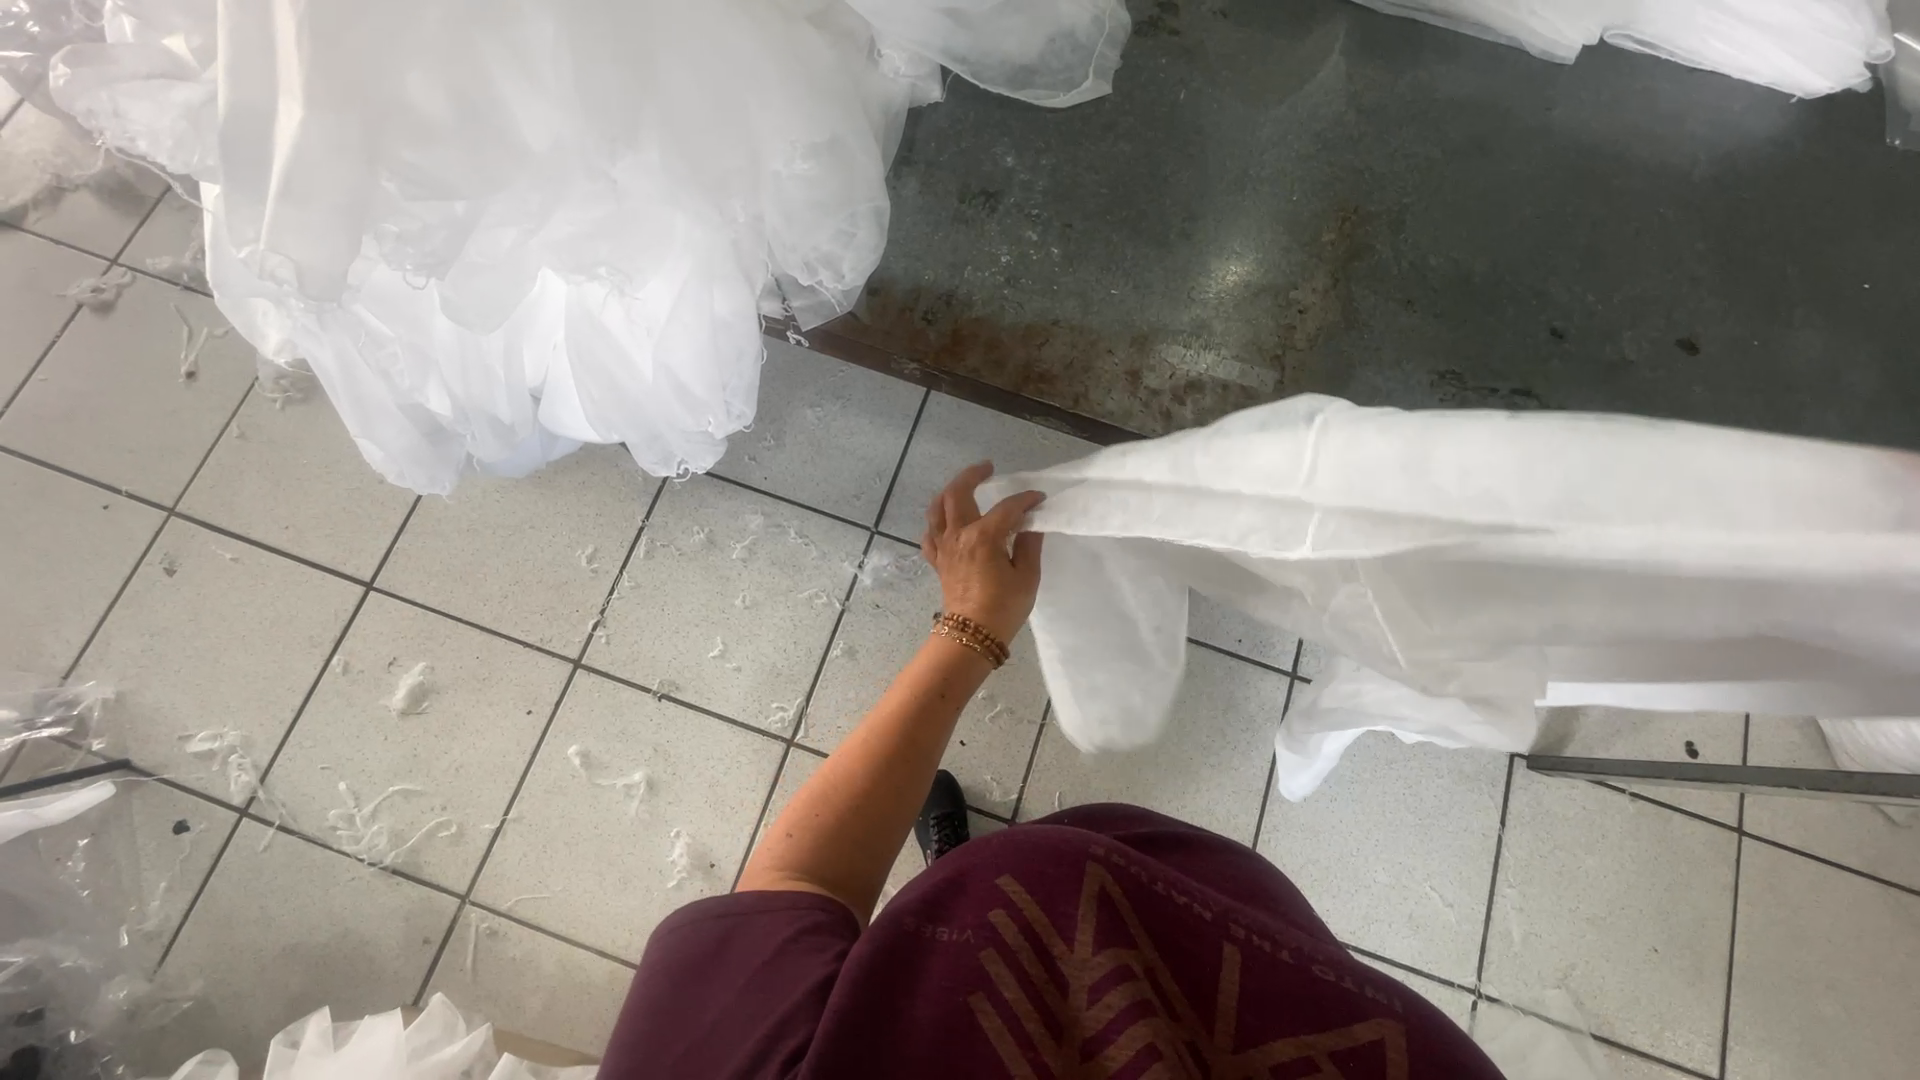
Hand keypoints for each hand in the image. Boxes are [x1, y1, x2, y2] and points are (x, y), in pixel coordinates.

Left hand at [921, 462, 1043, 643]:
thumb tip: (1030, 524)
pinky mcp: (937, 561)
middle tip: (987, 468)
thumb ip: (1029, 545)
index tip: (1039, 499)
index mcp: (983, 537)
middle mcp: (958, 536)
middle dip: (972, 475)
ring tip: (964, 486)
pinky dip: (937, 522)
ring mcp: (943, 547)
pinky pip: (930, 534)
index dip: (1025, 500)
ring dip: (949, 492)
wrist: (972, 636)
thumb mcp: (1027, 576)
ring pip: (936, 509)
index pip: (1007, 508)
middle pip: (957, 493)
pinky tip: (947, 522)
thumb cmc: (1004, 608)